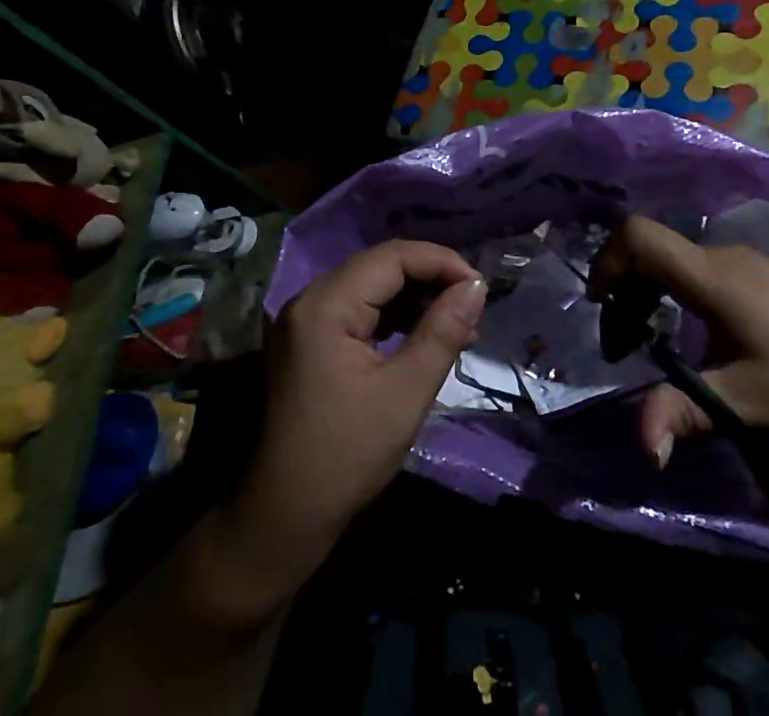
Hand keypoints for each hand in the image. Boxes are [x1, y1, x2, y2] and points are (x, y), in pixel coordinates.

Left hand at [236, 241, 485, 548]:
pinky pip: (357, 313)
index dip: (441, 263)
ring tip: (458, 326)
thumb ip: (443, 331)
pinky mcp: (308, 344)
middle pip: (378, 267)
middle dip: (430, 280)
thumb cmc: (349, 453)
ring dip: (415, 299)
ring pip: (369, 289)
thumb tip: (476, 287)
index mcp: (325, 306)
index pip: (391, 258)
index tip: (481, 288)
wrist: (287, 512)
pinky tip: (424, 337)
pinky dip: (393, 319)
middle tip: (473, 307)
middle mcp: (308, 302)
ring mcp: (304, 323)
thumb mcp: (407, 390)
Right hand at [592, 218, 768, 467]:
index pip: (640, 236)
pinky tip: (695, 343)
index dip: (607, 261)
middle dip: (623, 291)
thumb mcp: (748, 402)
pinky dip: (676, 299)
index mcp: (716, 277)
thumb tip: (640, 447)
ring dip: (649, 298)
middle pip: (651, 250)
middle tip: (623, 348)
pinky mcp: (766, 278)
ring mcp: (750, 265)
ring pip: (676, 263)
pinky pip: (702, 273)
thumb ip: (682, 414)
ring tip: (651, 349)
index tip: (601, 306)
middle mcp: (728, 258)